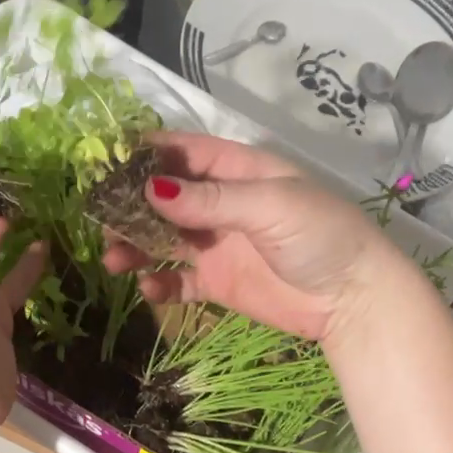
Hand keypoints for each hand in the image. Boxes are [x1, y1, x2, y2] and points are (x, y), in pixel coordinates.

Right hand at [100, 131, 413, 341]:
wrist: (352, 298)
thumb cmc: (320, 237)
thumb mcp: (269, 206)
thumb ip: (210, 199)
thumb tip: (151, 190)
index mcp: (239, 170)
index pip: (184, 154)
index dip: (145, 156)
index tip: (106, 165)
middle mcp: (223, 204)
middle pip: (164, 199)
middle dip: (131, 208)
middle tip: (101, 222)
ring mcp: (218, 245)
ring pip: (164, 240)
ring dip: (137, 247)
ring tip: (113, 260)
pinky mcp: (219, 283)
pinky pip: (180, 281)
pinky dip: (161, 284)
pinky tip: (148, 289)